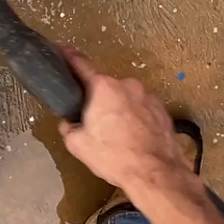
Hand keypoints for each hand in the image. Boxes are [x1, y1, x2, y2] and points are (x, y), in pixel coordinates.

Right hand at [58, 47, 201, 207]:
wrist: (156, 174)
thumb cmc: (115, 157)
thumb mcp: (78, 144)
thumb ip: (68, 126)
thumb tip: (69, 122)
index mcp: (103, 87)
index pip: (81, 64)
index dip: (68, 56)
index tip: (62, 49)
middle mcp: (127, 85)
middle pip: (104, 87)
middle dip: (97, 101)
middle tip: (93, 123)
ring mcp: (148, 96)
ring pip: (125, 99)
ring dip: (118, 111)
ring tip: (117, 136)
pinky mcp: (162, 110)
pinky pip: (141, 109)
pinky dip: (135, 119)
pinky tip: (133, 138)